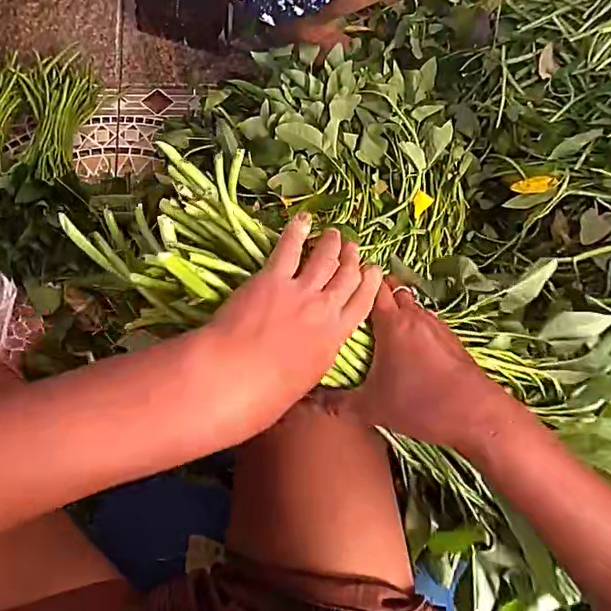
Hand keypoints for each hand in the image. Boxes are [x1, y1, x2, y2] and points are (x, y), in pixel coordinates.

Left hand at [194, 213, 383, 434]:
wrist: (237, 375)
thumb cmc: (267, 391)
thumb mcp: (305, 380)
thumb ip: (315, 358)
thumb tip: (312, 355)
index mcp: (335, 337)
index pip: (361, 302)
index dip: (369, 283)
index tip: (372, 270)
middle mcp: (324, 309)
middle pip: (346, 276)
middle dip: (351, 259)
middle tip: (353, 247)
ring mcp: (300, 291)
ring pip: (324, 259)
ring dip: (331, 243)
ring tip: (335, 233)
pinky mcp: (272, 278)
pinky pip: (288, 248)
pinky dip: (297, 231)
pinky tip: (303, 220)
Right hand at [321, 278, 530, 454]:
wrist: (478, 414)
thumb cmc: (421, 404)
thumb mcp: (371, 407)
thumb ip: (337, 403)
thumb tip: (308, 401)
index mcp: (393, 323)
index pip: (372, 286)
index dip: (356, 282)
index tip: (341, 287)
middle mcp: (416, 318)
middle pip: (394, 292)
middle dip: (377, 297)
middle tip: (357, 310)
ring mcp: (438, 328)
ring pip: (413, 308)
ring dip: (398, 314)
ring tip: (380, 331)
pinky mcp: (452, 342)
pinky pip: (428, 326)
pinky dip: (416, 331)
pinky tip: (408, 353)